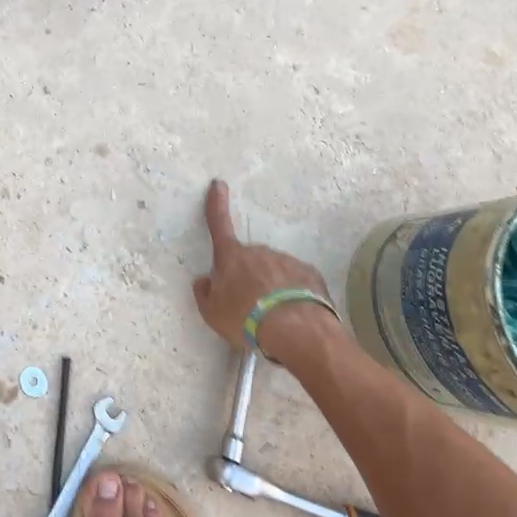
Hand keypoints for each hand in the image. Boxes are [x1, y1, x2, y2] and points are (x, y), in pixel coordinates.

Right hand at [192, 179, 342, 358]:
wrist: (296, 332)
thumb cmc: (245, 319)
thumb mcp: (212, 312)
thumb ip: (205, 293)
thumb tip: (205, 280)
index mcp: (231, 257)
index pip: (219, 224)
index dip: (217, 204)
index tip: (218, 184)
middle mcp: (259, 252)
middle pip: (250, 259)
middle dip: (250, 275)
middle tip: (250, 305)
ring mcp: (287, 261)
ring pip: (275, 270)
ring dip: (273, 286)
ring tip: (274, 317)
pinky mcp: (310, 275)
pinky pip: (297, 281)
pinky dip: (294, 293)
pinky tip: (293, 314)